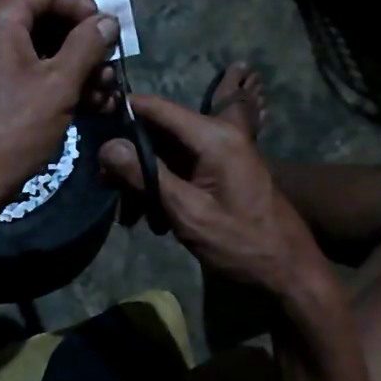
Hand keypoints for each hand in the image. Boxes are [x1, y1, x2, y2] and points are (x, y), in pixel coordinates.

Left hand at [0, 0, 120, 209]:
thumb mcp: (60, 83)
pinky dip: (61, 81)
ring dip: (78, 66)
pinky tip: (92, 104)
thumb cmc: (18, 126)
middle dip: (83, 42)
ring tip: (105, 92)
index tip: (104, 33)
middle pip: (47, 18)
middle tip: (109, 67)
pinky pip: (34, 69)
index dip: (79, 6)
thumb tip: (107, 20)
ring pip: (45, 47)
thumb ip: (87, 44)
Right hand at [99, 94, 323, 296]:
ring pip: (164, 156)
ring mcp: (219, 155)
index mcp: (213, 137)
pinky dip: (161, 191)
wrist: (289, 272)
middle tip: (104, 186)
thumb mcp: (186, 210)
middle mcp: (217, 137)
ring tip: (129, 217)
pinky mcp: (218, 173)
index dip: (122, 111)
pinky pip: (178, 172)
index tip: (90, 124)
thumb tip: (107, 145)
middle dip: (128, 160)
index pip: (157, 108)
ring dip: (142, 182)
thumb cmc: (240, 242)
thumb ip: (145, 174)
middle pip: (157, 134)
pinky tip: (152, 221)